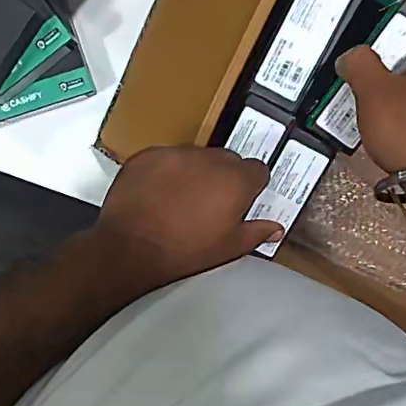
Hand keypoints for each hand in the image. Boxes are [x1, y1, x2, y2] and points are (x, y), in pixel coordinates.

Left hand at [87, 145, 282, 293]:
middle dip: (223, 177)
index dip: (252, 185)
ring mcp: (175, 154)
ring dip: (194, 172)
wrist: (130, 247)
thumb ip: (255, 232)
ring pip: (195, 157)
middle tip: (210, 203)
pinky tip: (159, 193)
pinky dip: (165, 171)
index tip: (242, 199)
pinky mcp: (148, 155)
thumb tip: (274, 228)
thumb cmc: (182, 250)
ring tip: (181, 200)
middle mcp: (208, 159)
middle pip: (226, 160)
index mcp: (235, 180)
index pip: (257, 169)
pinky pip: (165, 158)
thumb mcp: (228, 248)